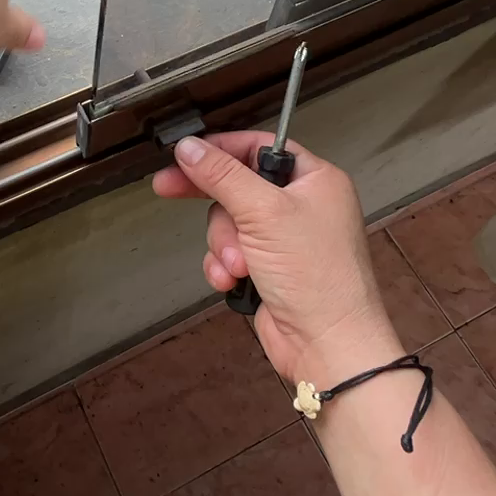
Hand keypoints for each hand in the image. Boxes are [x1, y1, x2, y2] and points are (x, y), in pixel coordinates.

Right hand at [154, 133, 401, 382]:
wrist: (327, 347)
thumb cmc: (319, 279)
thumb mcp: (263, 212)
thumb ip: (222, 175)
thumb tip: (190, 148)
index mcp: (314, 179)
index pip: (258, 147)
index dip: (221, 150)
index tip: (186, 155)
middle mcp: (301, 205)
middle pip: (236, 185)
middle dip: (215, 204)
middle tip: (168, 187)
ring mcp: (284, 238)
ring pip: (227, 222)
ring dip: (224, 244)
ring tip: (237, 264)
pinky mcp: (268, 267)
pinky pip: (229, 251)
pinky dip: (224, 265)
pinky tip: (232, 280)